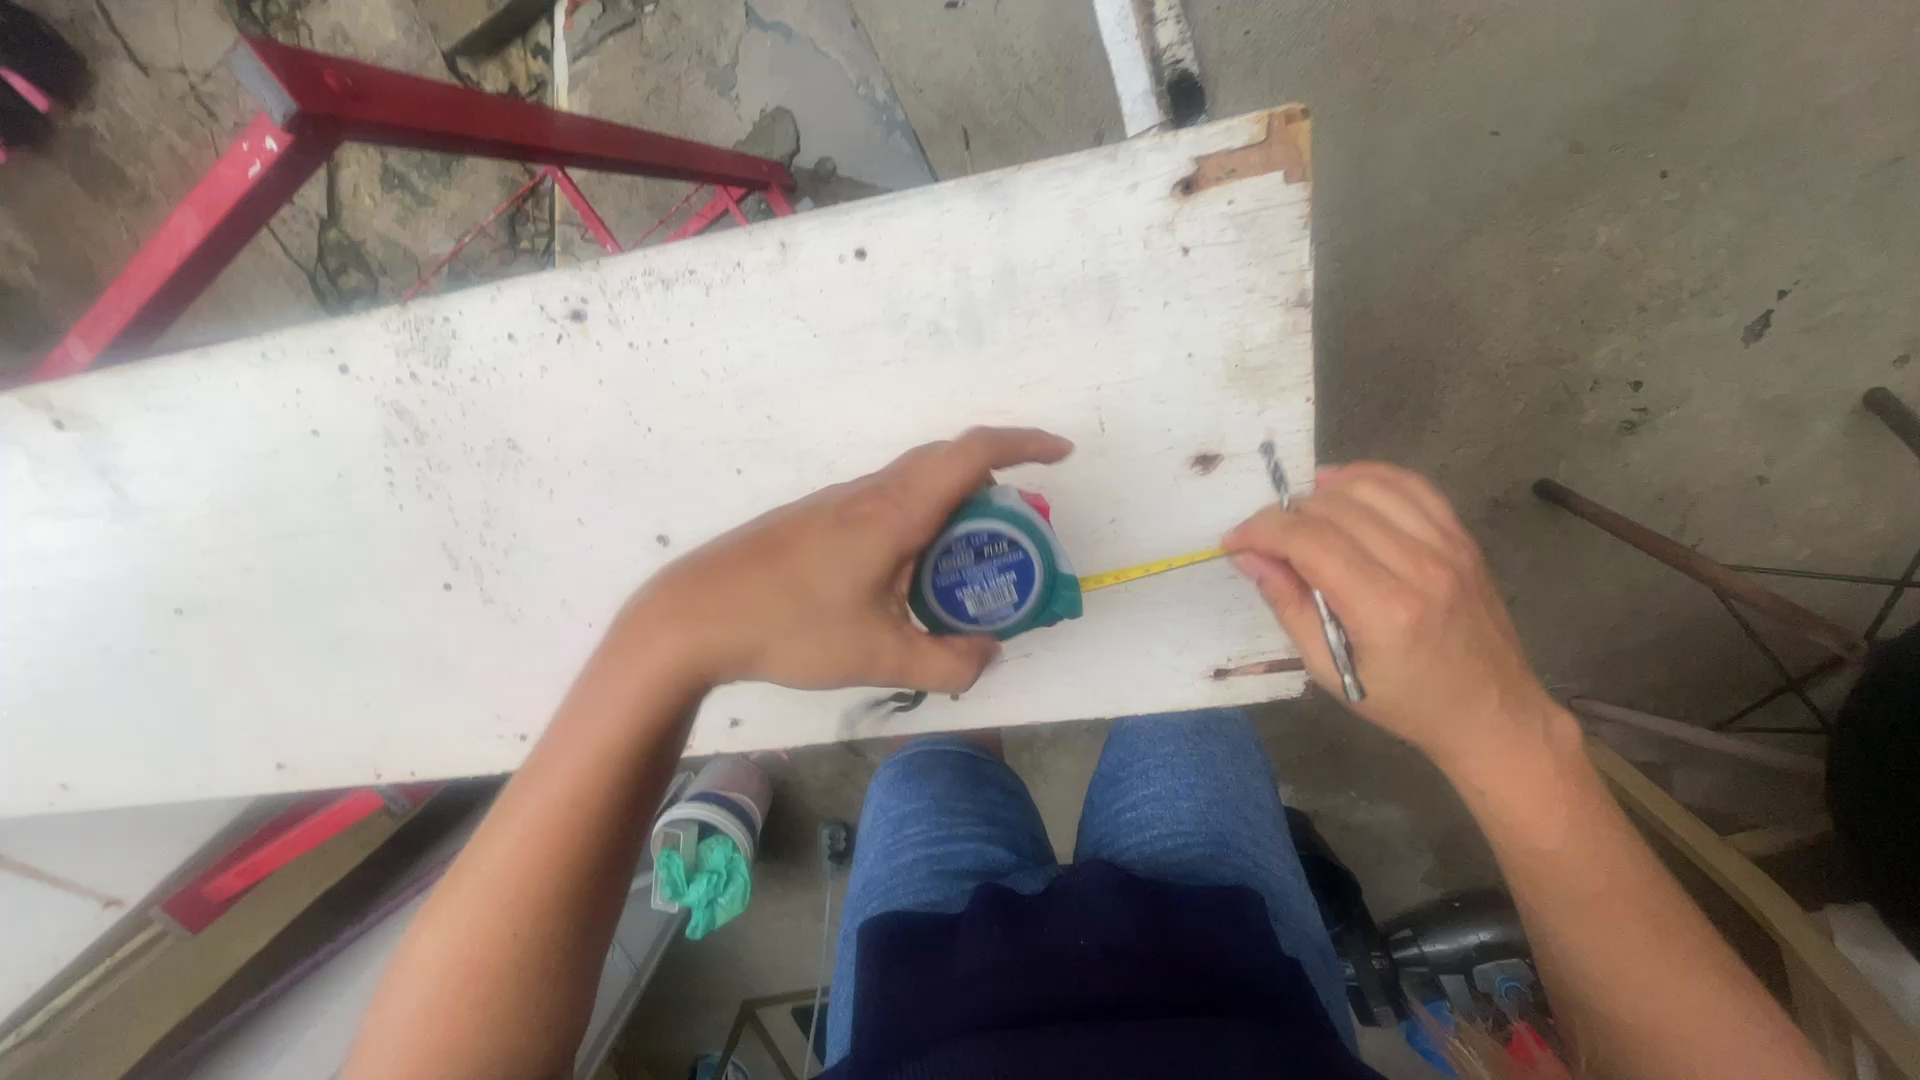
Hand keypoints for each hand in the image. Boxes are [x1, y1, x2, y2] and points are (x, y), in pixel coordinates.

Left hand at [624, 427, 1073, 693]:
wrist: (694, 615)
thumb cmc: (790, 626)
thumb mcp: (880, 656)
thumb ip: (948, 663)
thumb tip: (989, 656)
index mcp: (895, 511)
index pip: (973, 453)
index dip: (1025, 444)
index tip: (1061, 454)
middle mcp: (870, 493)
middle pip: (946, 460)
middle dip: (996, 480)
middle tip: (1017, 532)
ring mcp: (838, 502)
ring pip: (913, 481)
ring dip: (954, 504)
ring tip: (968, 561)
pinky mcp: (816, 520)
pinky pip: (886, 501)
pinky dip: (920, 519)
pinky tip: (908, 574)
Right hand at [1223, 463, 1557, 767]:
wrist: (1489, 711)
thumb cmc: (1403, 701)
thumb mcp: (1329, 669)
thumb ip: (1288, 605)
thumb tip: (1249, 557)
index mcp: (1384, 609)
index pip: (1309, 541)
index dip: (1261, 531)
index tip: (1234, 542)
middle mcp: (1420, 567)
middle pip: (1334, 508)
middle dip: (1284, 515)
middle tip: (1264, 541)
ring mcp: (1448, 546)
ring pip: (1369, 486)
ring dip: (1321, 493)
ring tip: (1298, 516)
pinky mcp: (1461, 537)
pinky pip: (1410, 485)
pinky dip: (1367, 478)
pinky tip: (1340, 490)